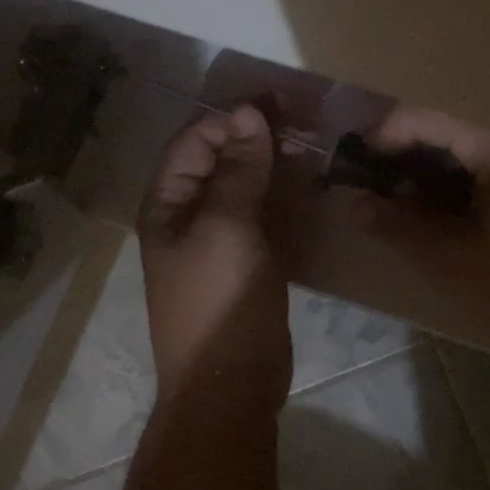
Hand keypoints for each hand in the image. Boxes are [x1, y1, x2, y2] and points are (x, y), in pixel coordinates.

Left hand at [138, 105, 291, 412]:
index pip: (196, 141)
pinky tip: (317, 191)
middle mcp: (191, 218)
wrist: (229, 386)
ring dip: (279, 168)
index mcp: (169, 205)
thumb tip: (248, 113)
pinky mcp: (251, 267)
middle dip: (261, 139)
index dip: (233, 117)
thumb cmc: (219, 304)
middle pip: (223, 162)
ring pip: (250, 191)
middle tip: (310, 121)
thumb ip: (238, 171)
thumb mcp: (227, 229)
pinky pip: (268, 222)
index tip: (282, 103)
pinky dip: (289, 203)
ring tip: (319, 149)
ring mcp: (222, 245)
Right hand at [353, 106, 489, 360]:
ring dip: (450, 158)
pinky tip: (472, 203)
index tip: (355, 168)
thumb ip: (403, 229)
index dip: (382, 140)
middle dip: (414, 149)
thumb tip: (356, 203)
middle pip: (457, 115)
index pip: (424, 114)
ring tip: (421, 200)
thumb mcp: (462, 266)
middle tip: (385, 189)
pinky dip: (486, 166)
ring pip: (488, 130)